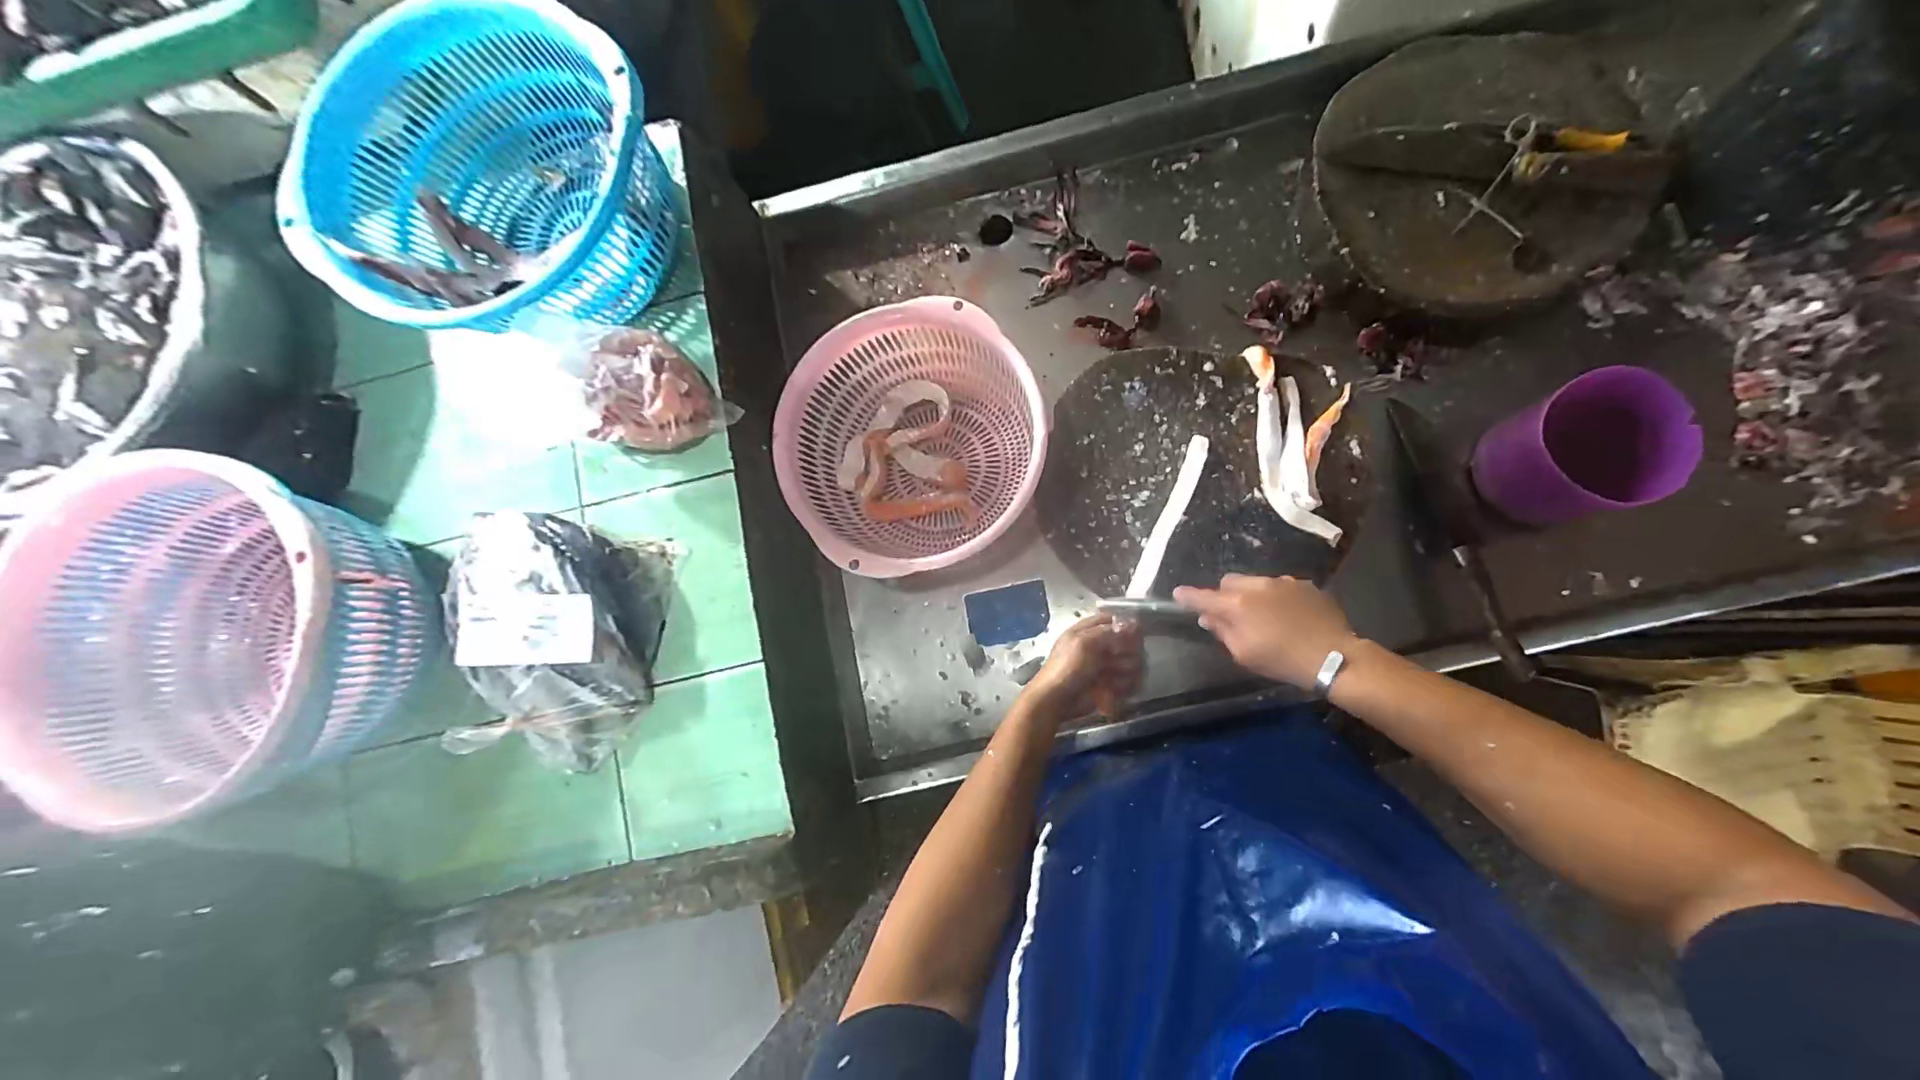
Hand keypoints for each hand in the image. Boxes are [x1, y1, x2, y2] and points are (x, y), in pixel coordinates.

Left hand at [1023, 613, 1143, 720]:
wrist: (1057, 700)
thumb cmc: (1068, 668)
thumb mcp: (1083, 643)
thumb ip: (1106, 632)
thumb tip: (1131, 624)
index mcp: (1086, 632)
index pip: (1110, 620)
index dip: (1124, 625)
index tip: (1134, 633)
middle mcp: (1097, 647)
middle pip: (1126, 642)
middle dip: (1126, 653)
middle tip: (1116, 660)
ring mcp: (1104, 666)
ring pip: (1130, 663)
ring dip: (1123, 672)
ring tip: (1109, 680)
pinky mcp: (1109, 684)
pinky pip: (1127, 682)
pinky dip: (1121, 687)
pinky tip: (1111, 691)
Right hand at [1173, 574, 1356, 688]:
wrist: (1334, 656)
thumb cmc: (1283, 661)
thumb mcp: (1244, 654)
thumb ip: (1223, 632)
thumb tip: (1209, 617)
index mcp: (1237, 605)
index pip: (1203, 597)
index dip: (1188, 596)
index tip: (1178, 594)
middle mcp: (1257, 586)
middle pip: (1229, 582)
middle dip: (1225, 595)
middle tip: (1232, 615)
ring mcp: (1283, 582)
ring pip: (1255, 582)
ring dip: (1252, 595)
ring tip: (1264, 616)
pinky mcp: (1305, 585)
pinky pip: (1280, 586)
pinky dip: (1276, 597)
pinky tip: (1287, 616)